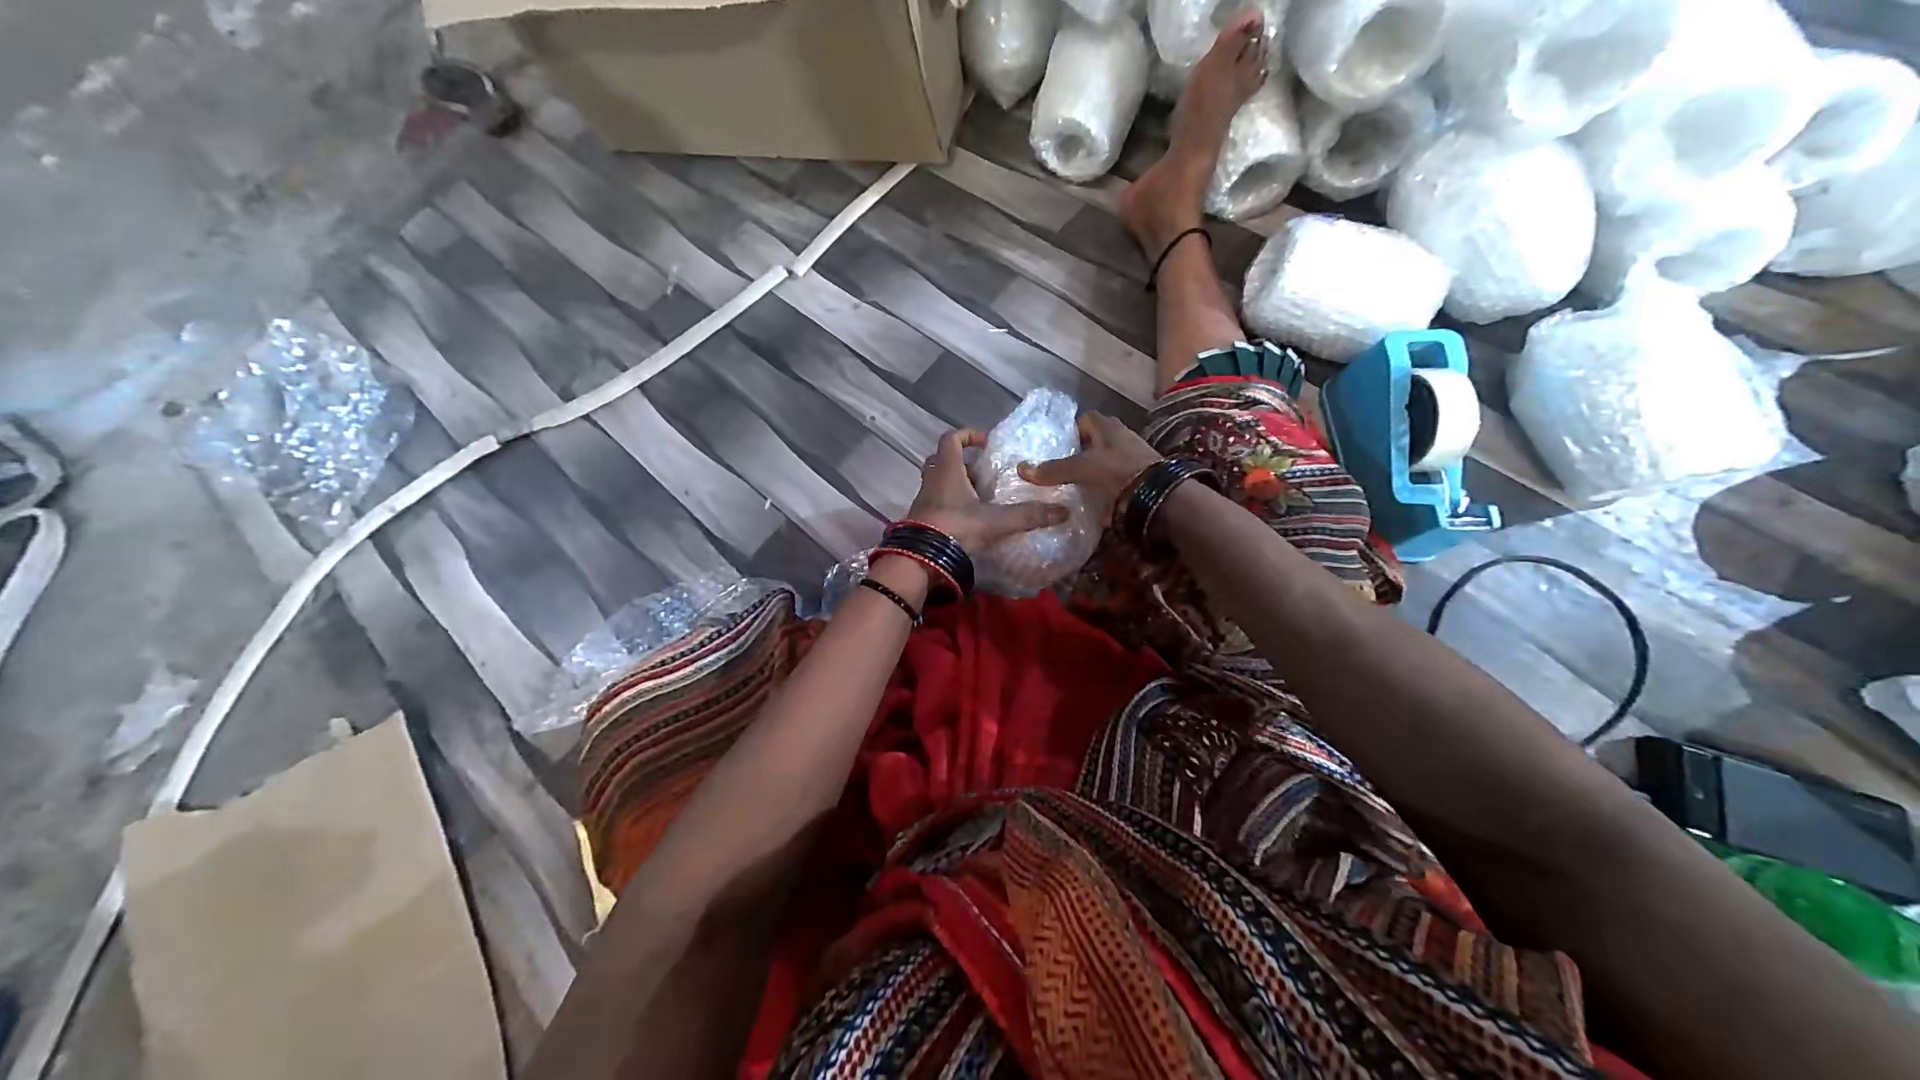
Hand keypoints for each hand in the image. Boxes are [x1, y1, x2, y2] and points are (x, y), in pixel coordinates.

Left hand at [908, 428, 1066, 551]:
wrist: (921, 559)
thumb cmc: (956, 528)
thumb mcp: (996, 521)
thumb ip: (1028, 516)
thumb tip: (1063, 511)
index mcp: (947, 470)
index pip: (951, 439)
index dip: (967, 435)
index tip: (985, 442)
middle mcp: (932, 480)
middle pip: (942, 461)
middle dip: (963, 465)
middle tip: (984, 476)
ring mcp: (923, 501)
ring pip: (938, 483)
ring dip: (957, 486)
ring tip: (981, 499)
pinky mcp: (920, 520)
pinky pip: (935, 504)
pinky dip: (950, 506)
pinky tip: (968, 520)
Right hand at [1017, 412, 1160, 505]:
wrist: (1157, 494)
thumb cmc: (1118, 470)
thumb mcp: (1081, 468)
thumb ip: (1053, 469)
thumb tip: (1022, 469)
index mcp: (1106, 425)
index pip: (1083, 419)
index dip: (1069, 432)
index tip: (1057, 449)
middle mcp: (1120, 434)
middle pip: (1093, 439)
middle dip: (1079, 452)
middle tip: (1061, 468)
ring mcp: (1132, 453)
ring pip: (1104, 457)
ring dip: (1092, 468)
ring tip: (1074, 484)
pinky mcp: (1139, 473)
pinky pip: (1115, 474)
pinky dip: (1104, 482)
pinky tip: (1094, 494)